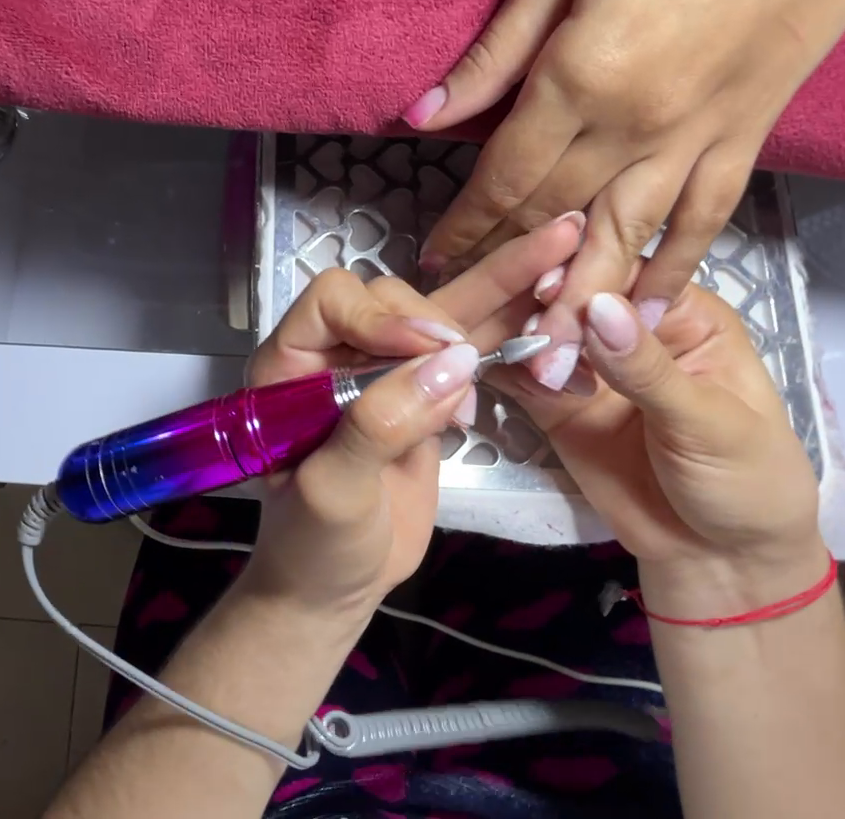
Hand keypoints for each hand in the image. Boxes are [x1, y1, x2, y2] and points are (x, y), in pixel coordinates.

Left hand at [240, 215, 582, 618]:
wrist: (336, 586)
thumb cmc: (314, 545)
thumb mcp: (333, 492)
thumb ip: (380, 425)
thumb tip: (454, 363)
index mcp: (289, 365)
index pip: (331, 301)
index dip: (379, 316)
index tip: (424, 352)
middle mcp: (333, 354)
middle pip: (387, 298)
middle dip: (433, 318)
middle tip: (466, 361)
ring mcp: (381, 371)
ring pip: (435, 316)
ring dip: (495, 290)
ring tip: (556, 259)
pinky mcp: (420, 393)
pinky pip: (462, 355)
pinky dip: (503, 338)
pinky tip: (540, 338)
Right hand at [490, 286, 825, 620]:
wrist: (716, 560)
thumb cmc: (745, 482)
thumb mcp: (710, 423)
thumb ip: (649, 369)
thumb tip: (597, 306)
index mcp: (682, 315)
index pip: (630, 275)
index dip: (592, 275)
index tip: (554, 288)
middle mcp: (627, 329)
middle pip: (575, 298)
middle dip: (547, 307)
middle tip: (526, 328)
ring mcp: (586, 366)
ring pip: (540, 332)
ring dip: (518, 336)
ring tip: (503, 351)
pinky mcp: (553, 402)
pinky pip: (519, 376)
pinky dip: (498, 368)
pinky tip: (480, 368)